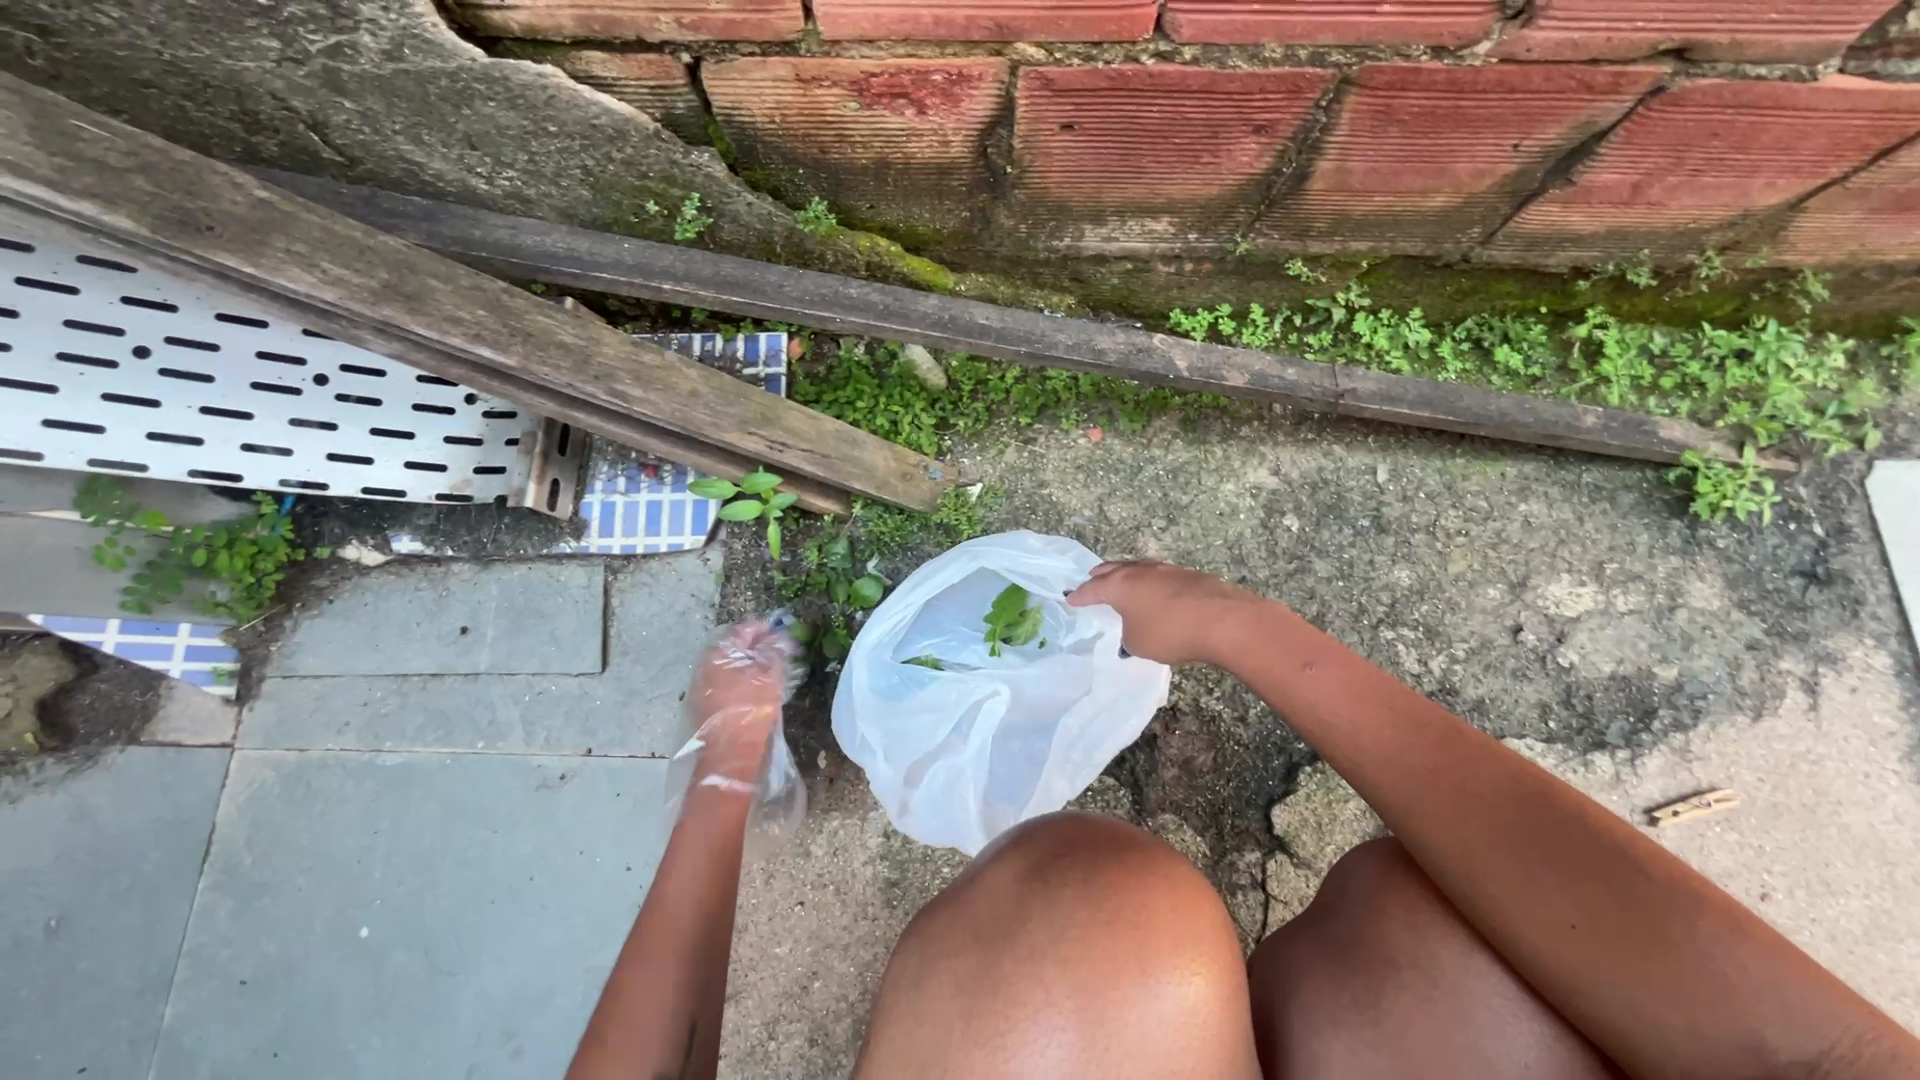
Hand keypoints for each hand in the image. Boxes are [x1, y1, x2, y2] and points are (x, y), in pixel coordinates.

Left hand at [685, 621, 795, 788]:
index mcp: (719, 653)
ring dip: (752, 665)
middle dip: (759, 647)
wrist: (727, 756)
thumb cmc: (749, 710)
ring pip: (732, 666)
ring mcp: (702, 686)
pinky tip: (759, 691)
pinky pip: (727, 683)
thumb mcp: (769, 675)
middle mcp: (705, 665)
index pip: (744, 629)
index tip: (785, 632)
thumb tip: (780, 635)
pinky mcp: (705, 705)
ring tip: (775, 671)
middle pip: (736, 647)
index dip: (766, 628)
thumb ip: (775, 650)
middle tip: (783, 652)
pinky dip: (743, 681)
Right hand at [1066, 560, 1267, 665]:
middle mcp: (1140, 572)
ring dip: (1129, 576)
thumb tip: (1133, 630)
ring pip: (1139, 569)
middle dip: (1101, 576)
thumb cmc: (1170, 632)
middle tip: (1092, 579)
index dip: (1080, 596)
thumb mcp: (1138, 644)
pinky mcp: (1190, 576)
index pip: (1092, 589)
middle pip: (1114, 569)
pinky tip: (1157, 593)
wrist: (1223, 620)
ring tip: (1124, 583)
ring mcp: (1167, 570)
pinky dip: (1152, 584)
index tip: (1071, 599)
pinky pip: (1161, 577)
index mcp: (1119, 585)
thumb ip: (1129, 636)